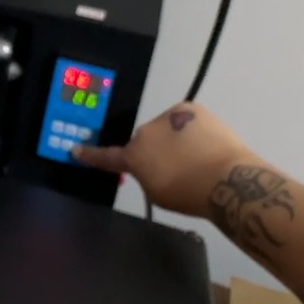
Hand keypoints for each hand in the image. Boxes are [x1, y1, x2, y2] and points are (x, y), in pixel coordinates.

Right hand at [74, 103, 257, 218]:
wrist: (229, 180)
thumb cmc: (190, 195)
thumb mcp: (157, 193)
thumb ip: (146, 177)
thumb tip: (151, 167)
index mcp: (134, 156)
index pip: (108, 156)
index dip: (91, 155)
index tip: (75, 150)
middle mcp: (145, 132)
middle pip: (146, 140)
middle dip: (156, 150)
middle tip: (175, 167)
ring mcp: (168, 118)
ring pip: (167, 128)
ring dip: (175, 139)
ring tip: (197, 157)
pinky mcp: (191, 109)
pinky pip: (186, 120)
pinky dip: (192, 130)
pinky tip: (207, 145)